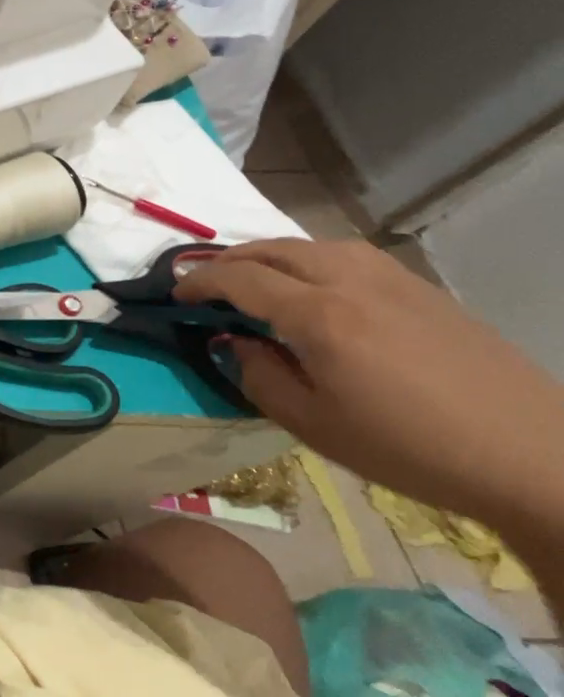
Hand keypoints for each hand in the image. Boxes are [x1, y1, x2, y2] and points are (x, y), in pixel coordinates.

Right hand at [175, 238, 563, 533]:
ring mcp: (395, 281)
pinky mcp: (426, 292)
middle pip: (274, 249)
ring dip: (272, 254)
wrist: (535, 459)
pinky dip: (313, 260)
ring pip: (314, 245)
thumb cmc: (410, 449)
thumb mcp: (312, 423)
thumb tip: (234, 342)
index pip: (238, 279)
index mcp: (318, 315)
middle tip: (206, 281)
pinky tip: (315, 287)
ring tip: (256, 277)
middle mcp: (351, 282)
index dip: (199, 282)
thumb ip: (258, 374)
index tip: (176, 295)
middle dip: (230, 260)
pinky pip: (351, 257)